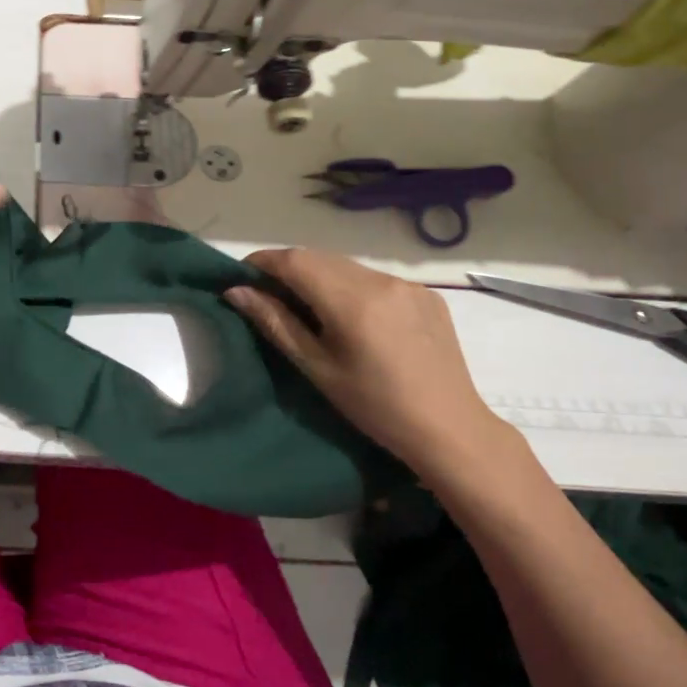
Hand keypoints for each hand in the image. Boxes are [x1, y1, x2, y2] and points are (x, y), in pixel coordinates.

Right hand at [225, 248, 514, 474]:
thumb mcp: (316, 368)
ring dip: (319, 277)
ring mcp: (408, 285)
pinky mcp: (427, 295)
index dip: (262, 262)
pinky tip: (352, 317)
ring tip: (306, 307)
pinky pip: (376, 279)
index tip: (240, 277)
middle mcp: (381, 281)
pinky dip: (351, 287)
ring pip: (347, 267)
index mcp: (352, 301)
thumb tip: (236, 292)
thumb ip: (275, 323)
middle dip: (287, 269)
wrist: (449, 428)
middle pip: (320, 258)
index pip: (295, 260)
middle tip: (266, 295)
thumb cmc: (374, 406)